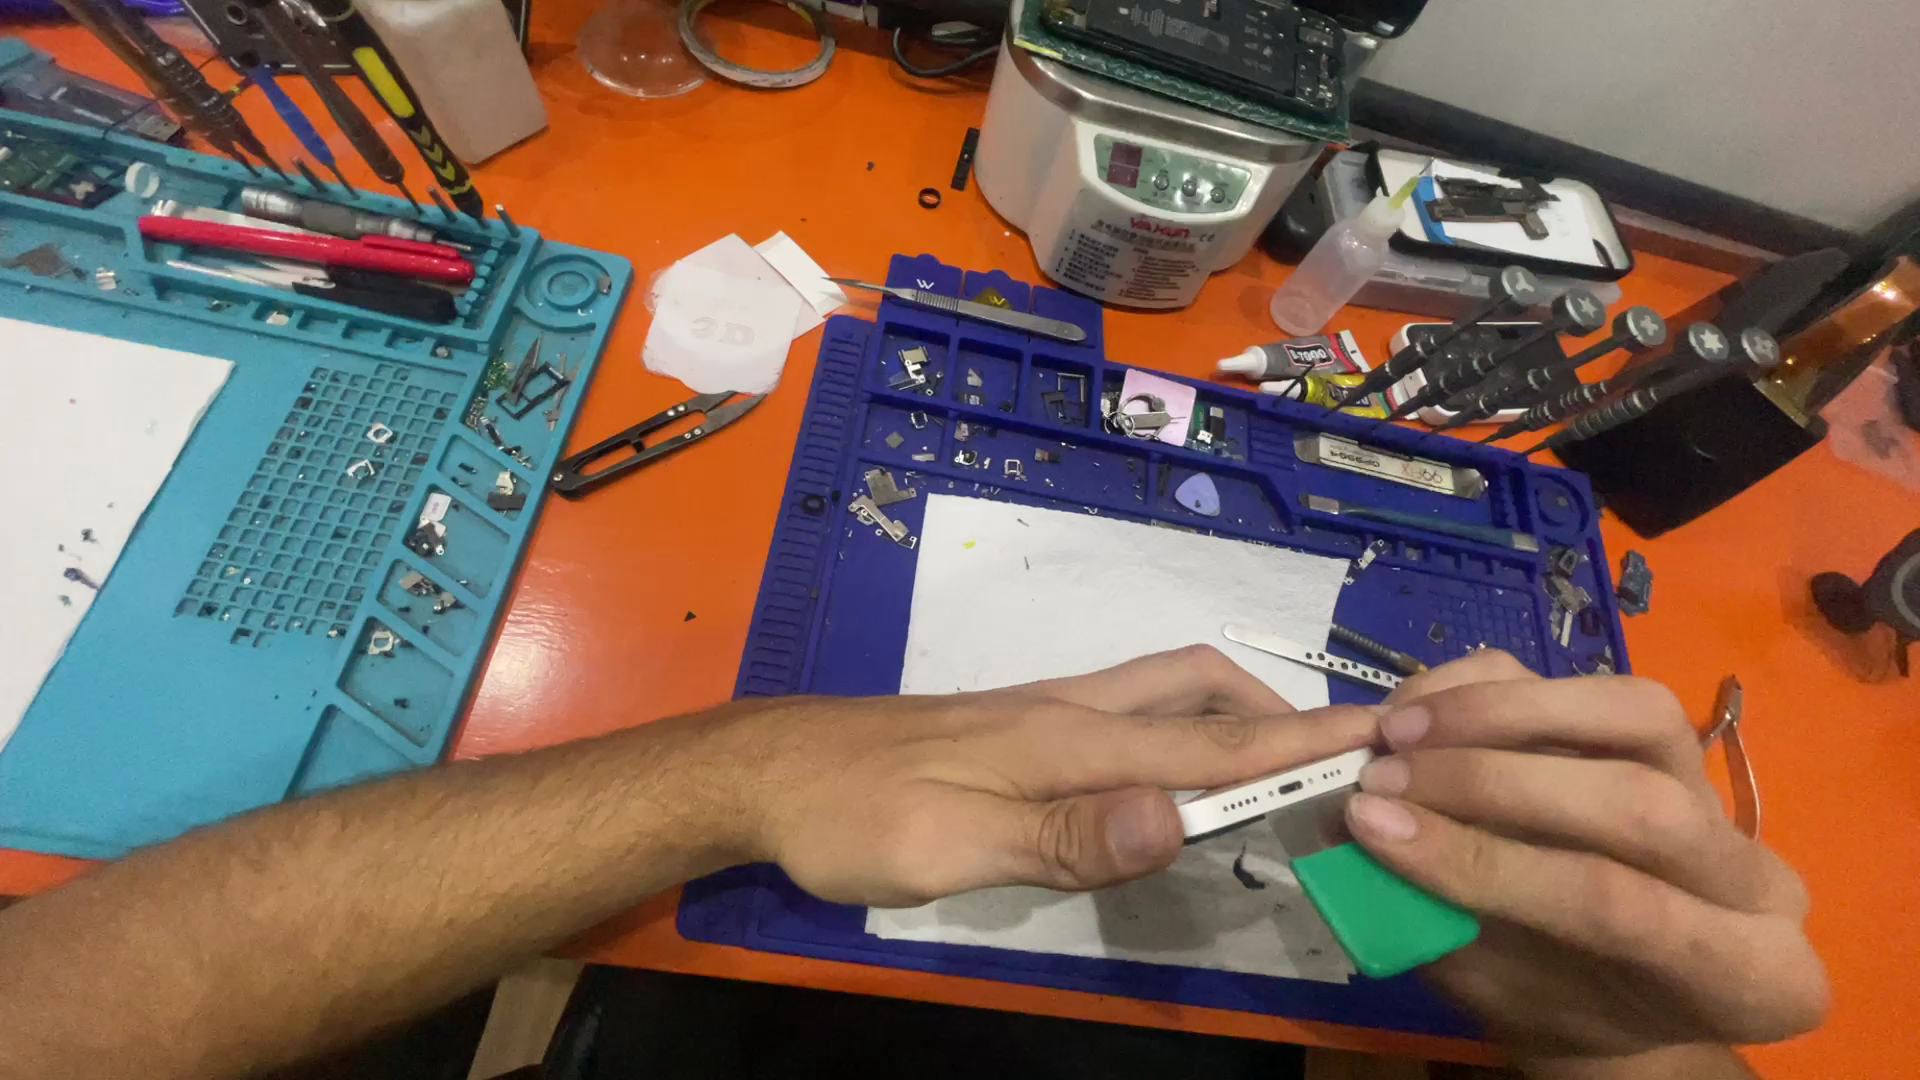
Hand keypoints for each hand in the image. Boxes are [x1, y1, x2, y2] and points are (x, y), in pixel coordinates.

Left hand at [663, 645, 1378, 906]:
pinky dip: (1168, 728)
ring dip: (1219, 711)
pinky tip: (1165, 766)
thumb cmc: (857, 811)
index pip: (1201, 738)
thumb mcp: (953, 844)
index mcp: (1062, 739)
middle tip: (1320, 749)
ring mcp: (1035, 710)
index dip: (1291, 738)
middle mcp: (1062, 709)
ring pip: (1151, 690)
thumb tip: (1175, 818)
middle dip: (1264, 704)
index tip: (1375, 734)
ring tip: (1262, 756)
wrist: (775, 767)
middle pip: (1186, 683)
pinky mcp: (1010, 724)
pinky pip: (1115, 712)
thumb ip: (1065, 834)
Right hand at [1343, 651, 1826, 1064]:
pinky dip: (1477, 685)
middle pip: (1636, 800)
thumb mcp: (1483, 980)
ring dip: (1490, 711)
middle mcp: (1744, 873)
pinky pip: (1570, 680)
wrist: (1589, 978)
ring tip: (1394, 729)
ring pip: (1629, 710)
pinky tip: (1413, 711)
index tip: (1368, 825)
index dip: (1480, 860)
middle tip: (1379, 777)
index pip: (1618, 906)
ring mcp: (1701, 787)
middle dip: (1485, 779)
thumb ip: (1429, 907)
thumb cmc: (1537, 992)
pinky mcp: (1640, 731)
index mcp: (1742, 974)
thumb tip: (1352, 821)